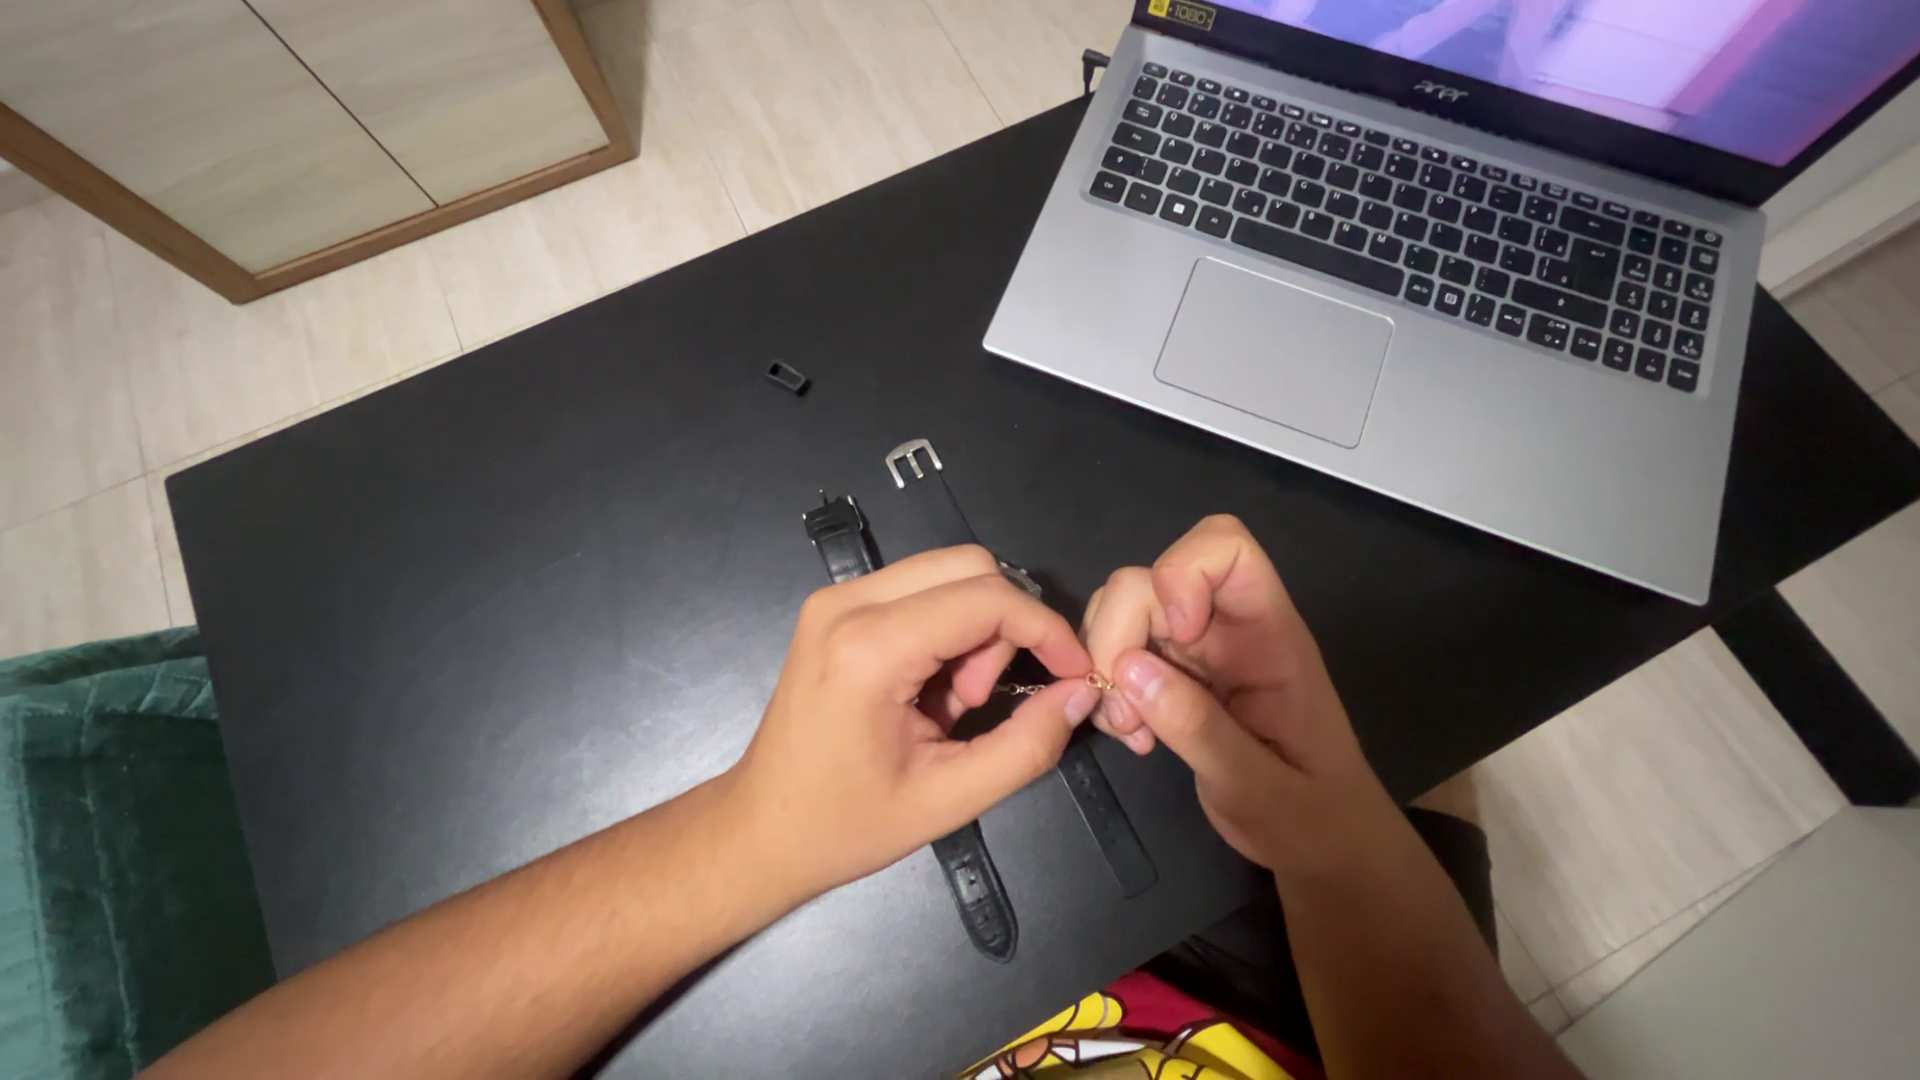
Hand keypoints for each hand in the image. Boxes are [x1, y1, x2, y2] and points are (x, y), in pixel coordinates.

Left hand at [726, 545, 1099, 901]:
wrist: (761, 828)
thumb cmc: (846, 824)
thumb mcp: (951, 799)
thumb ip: (1028, 745)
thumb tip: (1081, 693)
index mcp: (870, 648)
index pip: (986, 597)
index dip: (1045, 628)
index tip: (1074, 671)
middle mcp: (848, 602)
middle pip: (970, 566)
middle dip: (1003, 626)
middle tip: (982, 697)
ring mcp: (836, 598)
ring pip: (947, 572)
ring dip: (975, 628)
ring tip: (953, 700)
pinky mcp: (836, 606)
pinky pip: (920, 588)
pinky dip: (947, 627)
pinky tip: (929, 687)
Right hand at [1081, 515, 1402, 876]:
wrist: (1319, 842)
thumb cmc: (1310, 817)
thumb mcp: (1260, 788)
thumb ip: (1198, 728)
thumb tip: (1126, 668)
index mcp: (1269, 635)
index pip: (1227, 548)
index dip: (1183, 572)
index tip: (1174, 637)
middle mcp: (1225, 628)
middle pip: (1152, 578)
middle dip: (1117, 633)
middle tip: (1123, 711)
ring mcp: (1194, 648)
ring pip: (1124, 609)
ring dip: (1105, 662)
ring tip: (1128, 728)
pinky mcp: (1170, 672)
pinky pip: (1118, 650)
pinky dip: (1107, 685)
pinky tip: (1130, 732)